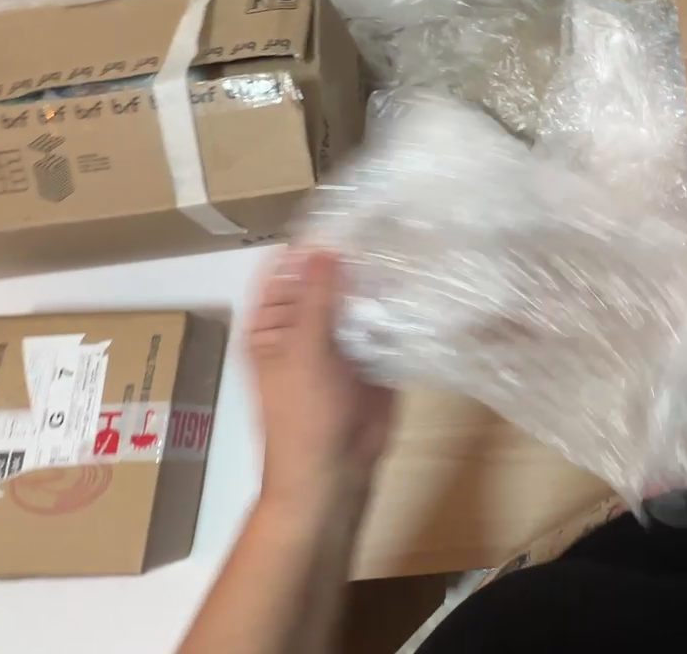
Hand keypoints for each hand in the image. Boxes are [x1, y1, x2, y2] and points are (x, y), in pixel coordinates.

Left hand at [246, 248, 394, 508]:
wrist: (334, 470)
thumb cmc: (304, 413)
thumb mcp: (304, 350)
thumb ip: (317, 296)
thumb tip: (326, 246)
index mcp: (271, 323)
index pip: (285, 268)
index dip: (308, 243)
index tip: (341, 215)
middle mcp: (303, 324)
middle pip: (325, 279)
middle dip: (349, 257)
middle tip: (383, 222)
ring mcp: (338, 339)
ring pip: (356, 297)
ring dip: (375, 279)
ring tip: (404, 243)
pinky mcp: (369, 353)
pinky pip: (381, 320)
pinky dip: (394, 304)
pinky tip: (415, 280)